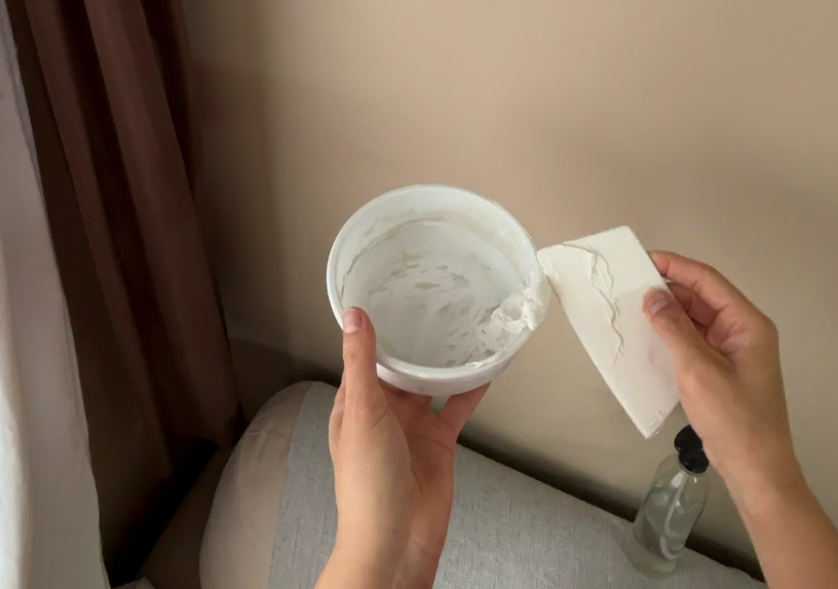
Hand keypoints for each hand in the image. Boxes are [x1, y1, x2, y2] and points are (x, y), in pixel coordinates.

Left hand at [319, 307, 486, 588]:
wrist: (396, 540)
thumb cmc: (367, 483)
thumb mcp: (362, 412)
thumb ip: (361, 363)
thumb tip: (353, 314)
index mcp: (356, 402)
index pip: (365, 356)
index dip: (376, 329)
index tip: (392, 296)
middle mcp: (384, 411)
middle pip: (401, 367)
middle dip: (414, 341)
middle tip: (434, 302)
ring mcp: (412, 426)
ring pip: (430, 384)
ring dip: (443, 362)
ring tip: (461, 326)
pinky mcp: (438, 442)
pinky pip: (456, 408)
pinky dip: (470, 389)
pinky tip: (484, 369)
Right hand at [642, 251, 799, 500]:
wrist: (757, 472)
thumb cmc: (734, 418)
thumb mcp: (698, 369)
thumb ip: (673, 328)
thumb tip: (651, 295)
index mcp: (747, 323)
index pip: (707, 280)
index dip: (675, 266)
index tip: (642, 259)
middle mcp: (742, 330)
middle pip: (701, 296)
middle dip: (667, 288)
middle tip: (631, 283)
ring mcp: (732, 350)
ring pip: (695, 317)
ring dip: (667, 311)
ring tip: (633, 305)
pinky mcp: (721, 367)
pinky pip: (693, 338)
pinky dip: (671, 332)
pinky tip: (648, 334)